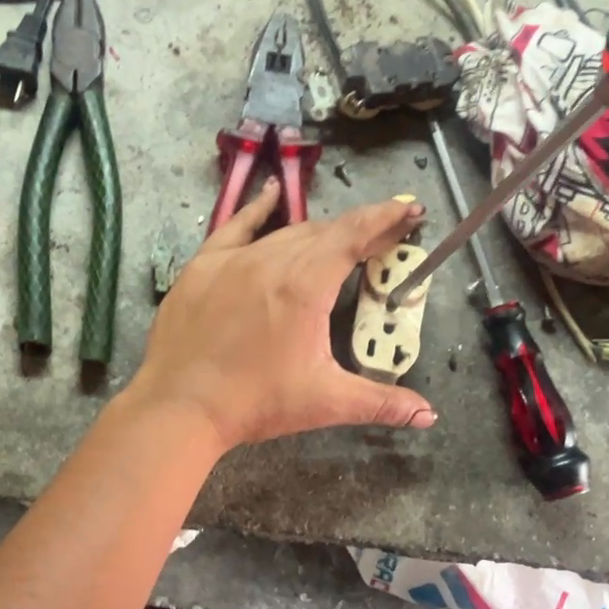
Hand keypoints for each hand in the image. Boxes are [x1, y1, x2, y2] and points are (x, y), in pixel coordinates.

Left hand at [126, 180, 437, 449]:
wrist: (179, 407)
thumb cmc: (256, 403)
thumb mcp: (325, 401)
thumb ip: (381, 402)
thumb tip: (428, 415)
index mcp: (306, 285)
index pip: (355, 235)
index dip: (386, 219)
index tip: (410, 210)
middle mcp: (272, 259)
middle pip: (324, 233)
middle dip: (358, 232)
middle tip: (382, 241)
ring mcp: (233, 259)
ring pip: (285, 233)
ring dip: (317, 234)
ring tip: (338, 240)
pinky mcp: (203, 266)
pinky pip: (236, 227)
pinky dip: (258, 209)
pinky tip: (271, 193)